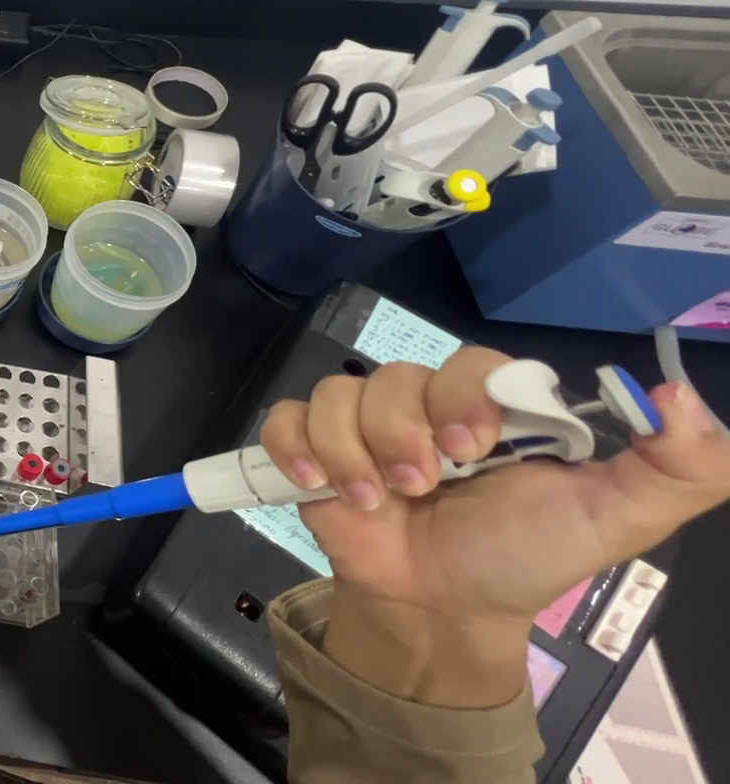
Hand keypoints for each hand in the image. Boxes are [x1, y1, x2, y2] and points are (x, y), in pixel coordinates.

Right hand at [261, 349, 729, 706]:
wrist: (437, 602)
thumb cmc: (520, 556)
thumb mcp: (615, 520)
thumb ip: (680, 468)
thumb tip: (676, 394)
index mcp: (488, 409)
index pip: (469, 361)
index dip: (461, 395)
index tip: (471, 447)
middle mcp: (417, 405)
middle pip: (391, 376)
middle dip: (401, 434)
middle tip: (422, 486)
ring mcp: (356, 423)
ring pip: (334, 395)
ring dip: (350, 450)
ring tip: (371, 499)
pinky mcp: (306, 445)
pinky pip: (284, 418)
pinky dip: (294, 447)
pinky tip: (317, 483)